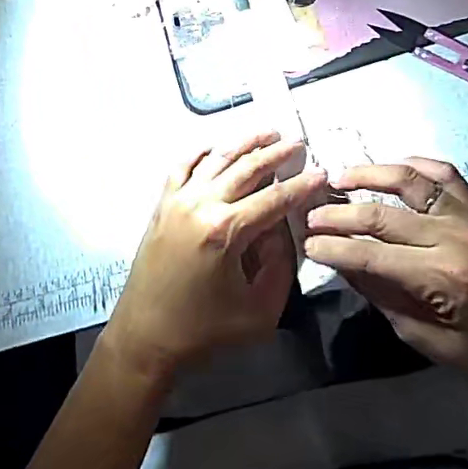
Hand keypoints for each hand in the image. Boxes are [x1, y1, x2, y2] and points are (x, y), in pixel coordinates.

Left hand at [100, 133, 327, 383]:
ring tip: (265, 134)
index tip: (321, 173)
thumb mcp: (260, 311)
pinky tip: (215, 148)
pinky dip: (201, 154)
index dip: (301, 186)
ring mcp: (176, 201)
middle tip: (297, 142)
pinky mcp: (161, 206)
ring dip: (242, 144)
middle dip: (275, 154)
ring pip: (214, 160)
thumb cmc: (204, 330)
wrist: (146, 335)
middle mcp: (200, 205)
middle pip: (245, 169)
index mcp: (225, 230)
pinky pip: (182, 168)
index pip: (274, 199)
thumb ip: (280, 266)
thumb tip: (281, 230)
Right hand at [301, 159, 467, 400]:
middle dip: (338, 215)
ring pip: (410, 181)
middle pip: (382, 215)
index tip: (305, 244)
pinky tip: (391, 168)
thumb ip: (376, 290)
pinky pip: (445, 175)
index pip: (370, 254)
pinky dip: (415, 165)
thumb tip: (336, 259)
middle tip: (311, 216)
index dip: (332, 247)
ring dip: (369, 175)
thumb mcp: (418, 333)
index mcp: (442, 278)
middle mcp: (456, 240)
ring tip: (340, 179)